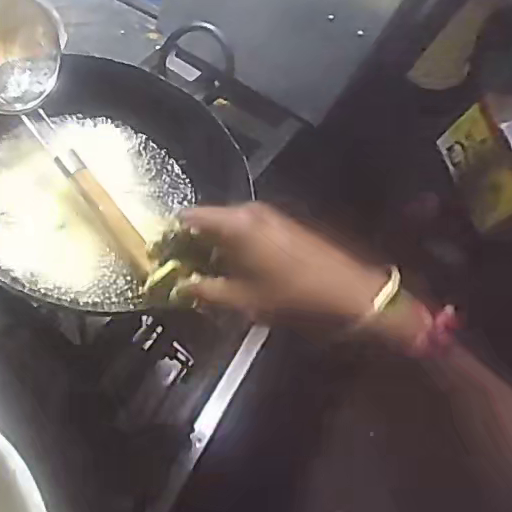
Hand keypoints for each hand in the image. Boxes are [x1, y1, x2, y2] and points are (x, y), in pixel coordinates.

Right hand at [178, 203, 401, 332]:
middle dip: (192, 242)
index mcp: (235, 224)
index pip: (189, 217)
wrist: (350, 293)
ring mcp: (269, 216)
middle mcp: (250, 212)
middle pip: (208, 220)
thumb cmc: (292, 296)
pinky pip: (247, 229)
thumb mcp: (244, 300)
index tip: (161, 255)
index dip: (172, 235)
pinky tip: (235, 268)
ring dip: (214, 245)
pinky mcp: (283, 225)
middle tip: (181, 268)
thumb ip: (206, 290)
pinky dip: (234, 244)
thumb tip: (180, 286)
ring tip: (206, 272)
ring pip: (228, 225)